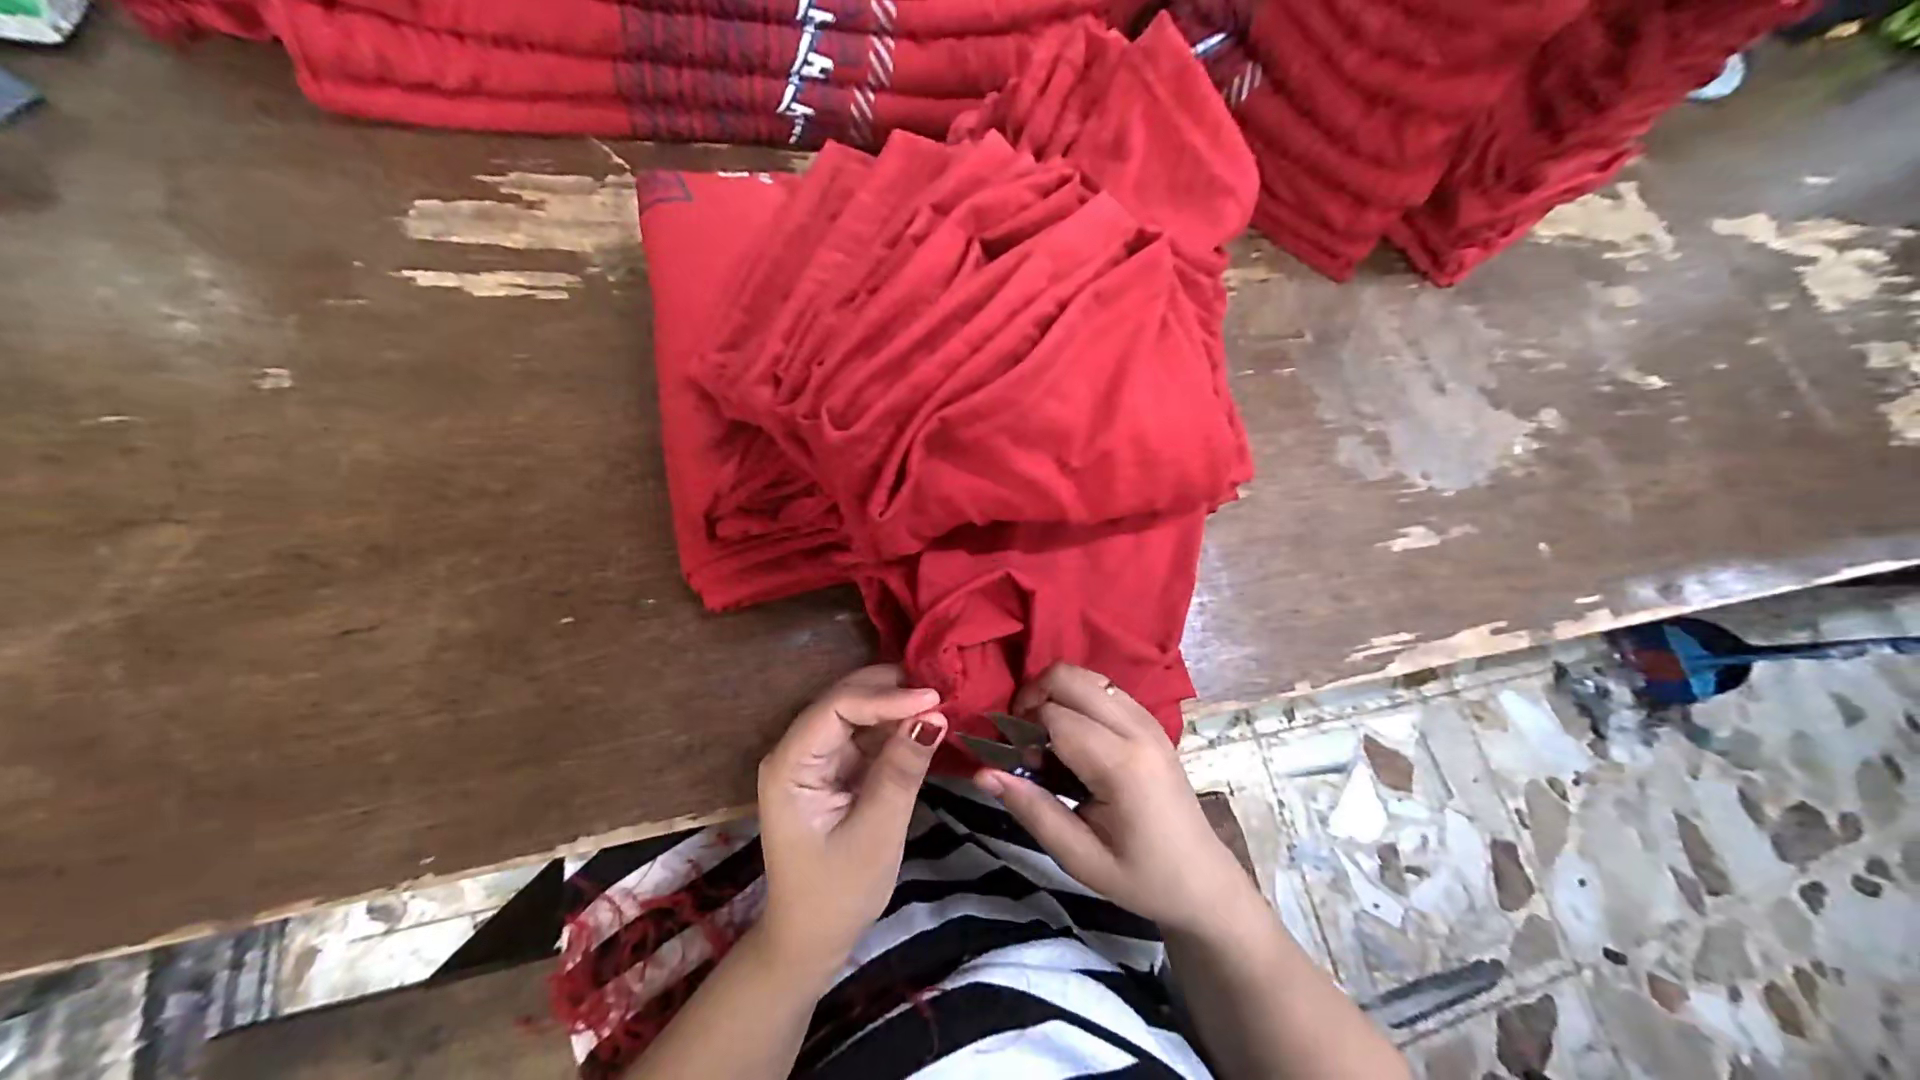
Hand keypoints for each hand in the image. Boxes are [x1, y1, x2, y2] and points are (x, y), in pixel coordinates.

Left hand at [754, 665, 946, 980]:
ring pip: (858, 712)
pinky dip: (897, 726)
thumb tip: (933, 715)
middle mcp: (797, 750)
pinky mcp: (836, 768)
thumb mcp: (876, 833)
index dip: (885, 697)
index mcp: (790, 765)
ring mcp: (817, 758)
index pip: (836, 708)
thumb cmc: (838, 892)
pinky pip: (867, 734)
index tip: (933, 697)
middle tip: (943, 688)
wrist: (812, 937)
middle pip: (844, 700)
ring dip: (898, 705)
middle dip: (892, 691)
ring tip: (942, 699)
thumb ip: (901, 771)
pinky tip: (925, 722)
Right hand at [974, 663, 1251, 932]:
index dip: (1022, 730)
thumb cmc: (1142, 877)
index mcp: (1122, 764)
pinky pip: (1104, 689)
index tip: (1014, 762)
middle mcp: (1137, 729)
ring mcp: (1149, 721)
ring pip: (1087, 676)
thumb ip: (1032, 810)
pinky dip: (1077, 697)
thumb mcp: (1080, 858)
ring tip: (1045, 736)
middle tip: (1022, 737)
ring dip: (1055, 693)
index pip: (1054, 717)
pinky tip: (1072, 736)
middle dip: (1033, 695)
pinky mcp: (1152, 722)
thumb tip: (982, 773)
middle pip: (1070, 678)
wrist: (1203, 881)